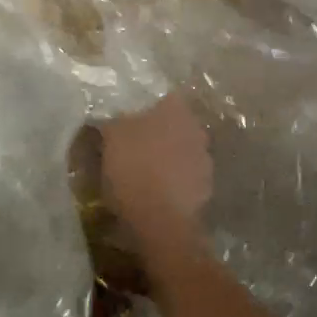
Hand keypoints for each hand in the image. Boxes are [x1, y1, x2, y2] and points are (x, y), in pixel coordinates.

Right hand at [102, 92, 213, 238]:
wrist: (159, 222)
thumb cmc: (133, 167)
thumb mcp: (110, 135)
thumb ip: (113, 119)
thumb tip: (111, 115)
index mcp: (175, 109)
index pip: (162, 94)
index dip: (144, 102)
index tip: (127, 111)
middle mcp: (196, 130)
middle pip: (173, 122)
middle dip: (156, 129)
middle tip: (132, 138)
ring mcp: (205, 161)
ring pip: (181, 148)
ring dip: (166, 154)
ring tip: (143, 165)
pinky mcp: (205, 190)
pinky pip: (185, 175)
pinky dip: (172, 178)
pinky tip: (154, 187)